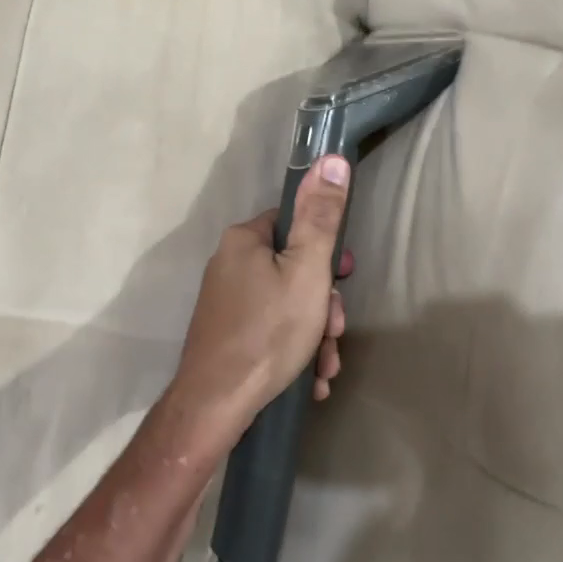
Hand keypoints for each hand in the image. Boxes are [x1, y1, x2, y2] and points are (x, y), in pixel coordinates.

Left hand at [165, 155, 354, 440]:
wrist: (216, 403)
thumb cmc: (268, 331)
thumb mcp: (307, 271)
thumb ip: (321, 217)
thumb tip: (330, 158)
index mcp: (244, 241)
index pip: (295, 225)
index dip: (328, 250)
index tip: (346, 277)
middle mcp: (229, 266)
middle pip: (294, 271)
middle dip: (324, 306)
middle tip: (334, 333)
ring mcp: (226, 304)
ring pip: (288, 308)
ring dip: (315, 336)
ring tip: (323, 367)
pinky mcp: (227, 337)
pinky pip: (271, 333)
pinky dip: (294, 353)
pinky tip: (310, 380)